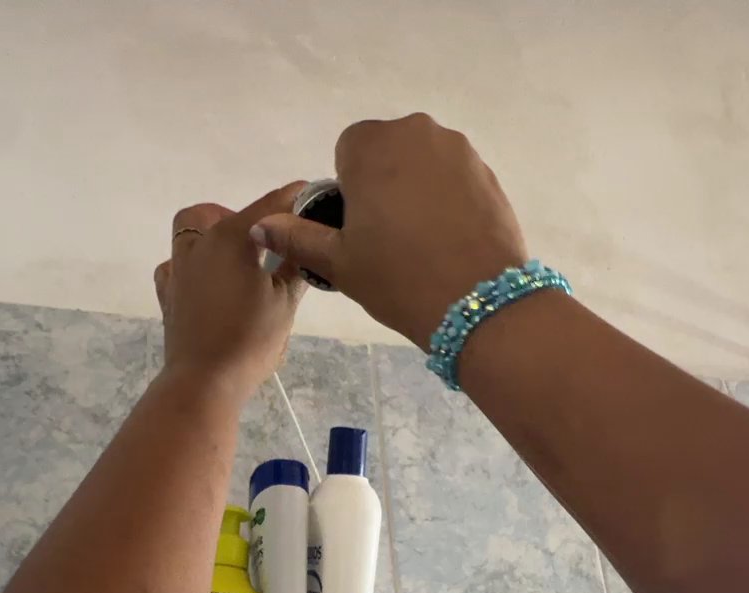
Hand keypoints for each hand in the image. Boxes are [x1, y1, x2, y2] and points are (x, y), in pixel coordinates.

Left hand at [155, 183, 309, 399]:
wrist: (204, 382)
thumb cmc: (249, 340)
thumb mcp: (284, 304)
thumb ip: (294, 267)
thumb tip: (303, 247)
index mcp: (230, 238)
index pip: (270, 206)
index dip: (295, 198)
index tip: (313, 194)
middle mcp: (198, 245)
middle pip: (214, 213)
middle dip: (239, 217)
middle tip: (263, 243)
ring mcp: (177, 270)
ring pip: (188, 234)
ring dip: (210, 237)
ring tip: (236, 263)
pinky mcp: (168, 296)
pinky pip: (176, 267)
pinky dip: (193, 268)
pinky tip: (210, 286)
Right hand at [250, 114, 527, 347]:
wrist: (476, 302)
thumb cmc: (397, 279)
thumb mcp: (338, 262)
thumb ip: (296, 237)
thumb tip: (260, 227)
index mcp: (373, 146)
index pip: (347, 149)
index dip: (347, 188)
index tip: (356, 228)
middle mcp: (417, 133)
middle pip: (387, 152)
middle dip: (381, 184)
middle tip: (384, 239)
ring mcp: (459, 151)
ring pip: (422, 164)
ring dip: (413, 191)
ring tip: (417, 244)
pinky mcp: (487, 174)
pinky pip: (453, 179)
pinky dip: (444, 202)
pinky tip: (446, 243)